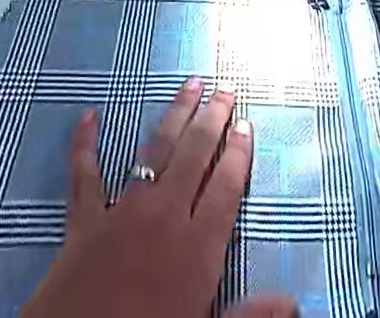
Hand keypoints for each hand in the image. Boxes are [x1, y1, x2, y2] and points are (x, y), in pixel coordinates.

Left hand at [20, 77, 295, 317]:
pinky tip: (89, 116)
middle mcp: (164, 216)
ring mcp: (123, 210)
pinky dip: (85, 143)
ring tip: (189, 85)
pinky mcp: (85, 218)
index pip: (226, 188)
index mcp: (197, 247)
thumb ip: (250, 316)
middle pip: (194, 155)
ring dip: (173, 115)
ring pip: (154, 151)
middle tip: (224, 89)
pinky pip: (85, 172)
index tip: (246, 124)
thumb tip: (294, 302)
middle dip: (212, 119)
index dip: (238, 154)